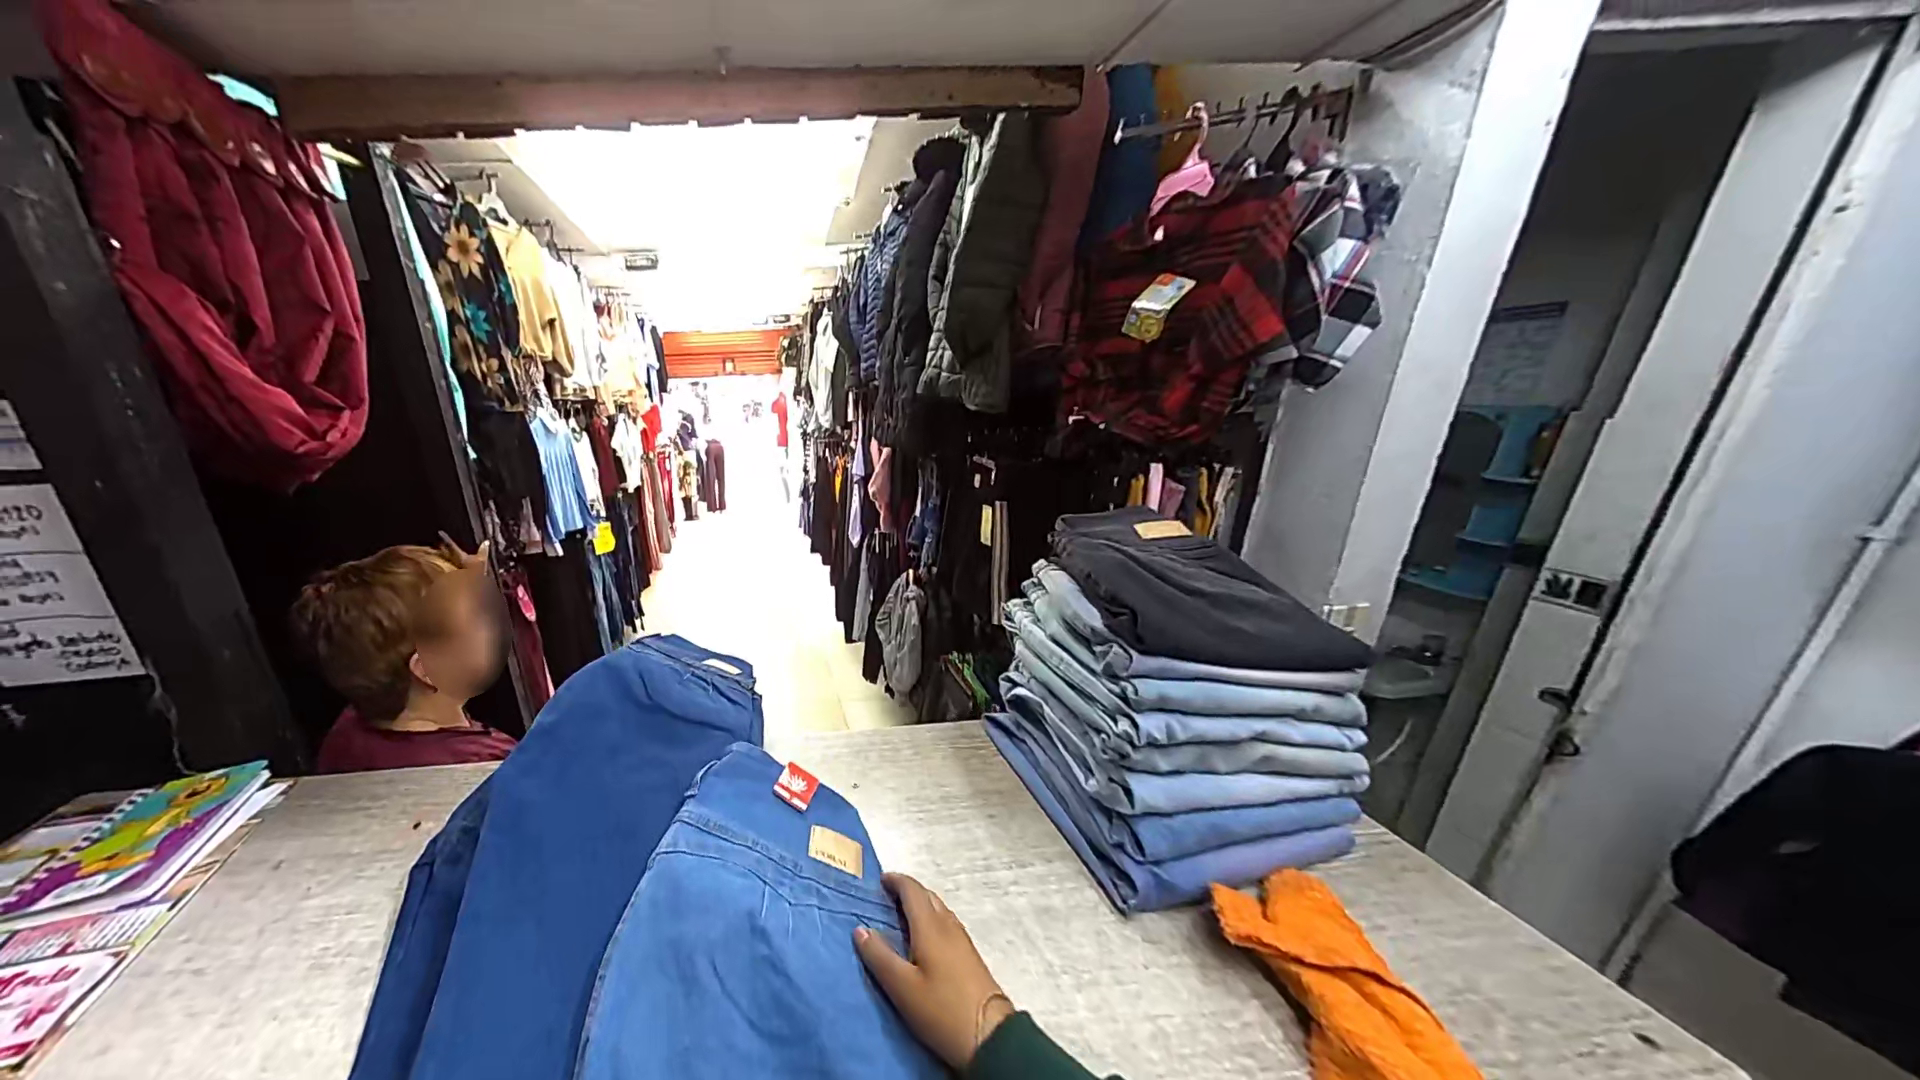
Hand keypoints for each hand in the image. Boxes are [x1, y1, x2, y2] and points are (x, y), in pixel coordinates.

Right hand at [855, 873, 1014, 1068]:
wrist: (989, 1032)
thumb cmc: (941, 1008)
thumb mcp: (903, 987)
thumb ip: (880, 957)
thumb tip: (860, 929)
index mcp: (930, 926)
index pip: (913, 891)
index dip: (896, 881)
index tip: (880, 880)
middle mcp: (948, 924)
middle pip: (927, 896)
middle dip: (907, 890)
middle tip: (887, 895)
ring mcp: (961, 938)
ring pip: (938, 908)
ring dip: (920, 903)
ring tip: (901, 913)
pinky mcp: (968, 953)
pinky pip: (945, 921)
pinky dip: (930, 917)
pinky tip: (925, 935)